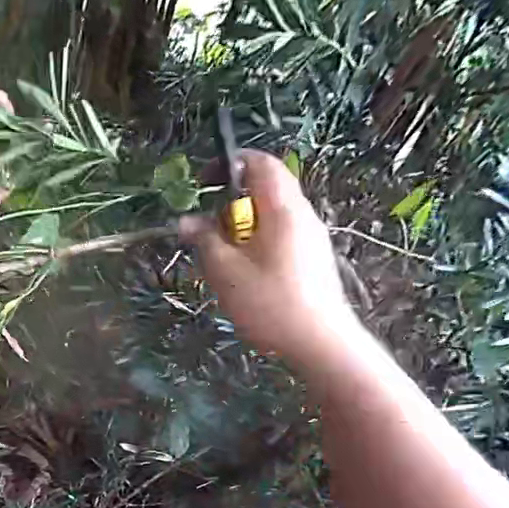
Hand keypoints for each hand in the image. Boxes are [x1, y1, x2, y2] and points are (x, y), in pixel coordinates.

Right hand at [180, 149, 361, 369]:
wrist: (321, 344)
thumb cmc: (271, 304)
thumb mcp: (226, 272)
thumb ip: (205, 240)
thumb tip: (186, 221)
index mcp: (283, 209)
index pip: (260, 163)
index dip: (229, 164)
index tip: (203, 185)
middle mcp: (303, 216)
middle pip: (266, 189)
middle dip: (232, 204)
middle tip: (209, 231)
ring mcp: (312, 238)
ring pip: (272, 216)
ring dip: (243, 227)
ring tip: (224, 258)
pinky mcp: (314, 260)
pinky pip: (282, 236)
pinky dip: (258, 243)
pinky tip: (247, 276)